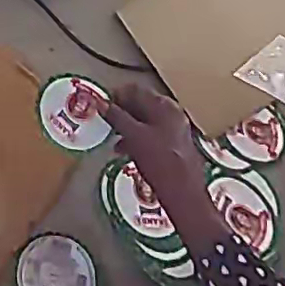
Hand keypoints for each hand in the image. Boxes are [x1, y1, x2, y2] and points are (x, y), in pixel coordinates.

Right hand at [100, 85, 227, 255]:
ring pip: (145, 121)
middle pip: (141, 104)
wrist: (183, 196)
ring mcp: (175, 131)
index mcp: (165, 106)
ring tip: (112, 136)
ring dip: (127, 126)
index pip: (136, 90)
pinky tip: (125, 150)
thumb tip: (100, 102)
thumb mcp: (134, 136)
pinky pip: (150, 135)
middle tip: (105, 119)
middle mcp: (172, 115)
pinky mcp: (174, 147)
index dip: (117, 95)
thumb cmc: (160, 161)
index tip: (101, 103)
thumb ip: (116, 117)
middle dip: (121, 111)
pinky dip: (136, 139)